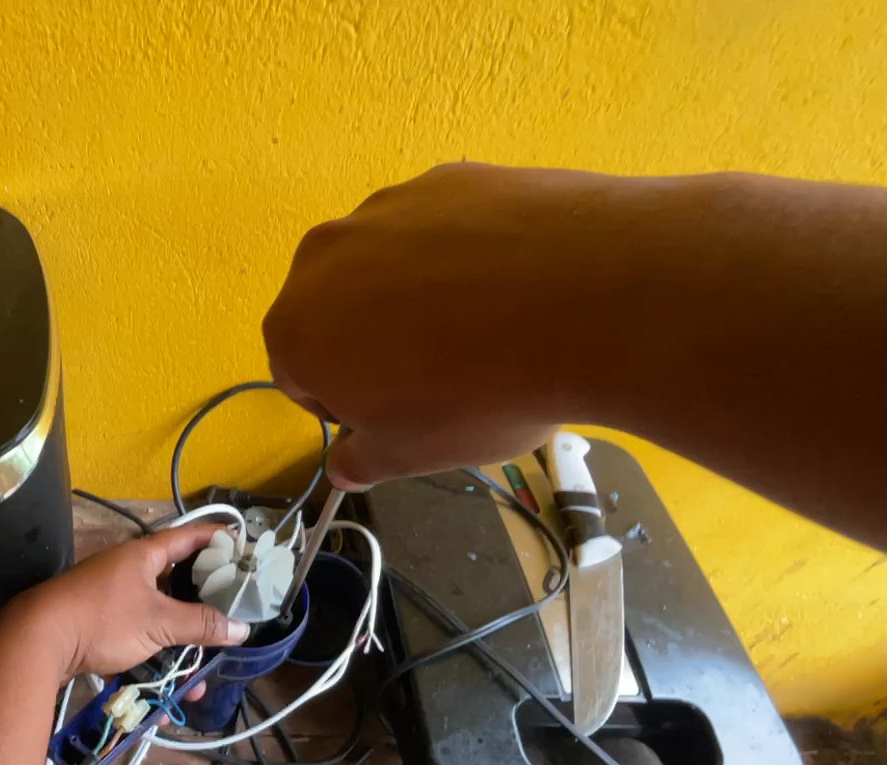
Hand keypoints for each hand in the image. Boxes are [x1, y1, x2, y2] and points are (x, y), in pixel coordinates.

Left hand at [3, 524, 250, 684]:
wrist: (40, 640)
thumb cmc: (103, 618)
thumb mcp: (158, 621)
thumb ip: (200, 624)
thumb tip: (241, 628)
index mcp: (143, 555)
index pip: (189, 537)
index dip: (217, 539)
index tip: (244, 547)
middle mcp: (128, 570)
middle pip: (176, 579)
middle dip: (203, 602)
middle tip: (230, 613)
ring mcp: (112, 597)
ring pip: (158, 614)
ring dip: (180, 639)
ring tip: (201, 667)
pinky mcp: (100, 624)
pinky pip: (137, 635)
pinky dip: (154, 654)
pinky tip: (167, 682)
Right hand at [263, 162, 681, 486]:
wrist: (593, 299)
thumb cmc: (473, 394)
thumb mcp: (408, 454)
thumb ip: (359, 462)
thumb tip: (345, 466)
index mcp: (293, 329)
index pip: (298, 378)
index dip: (342, 404)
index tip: (391, 413)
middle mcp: (321, 257)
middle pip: (332, 314)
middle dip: (366, 343)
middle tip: (432, 371)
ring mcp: (386, 207)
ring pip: (381, 267)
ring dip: (408, 296)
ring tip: (478, 324)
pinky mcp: (448, 176)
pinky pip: (435, 228)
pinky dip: (455, 254)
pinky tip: (506, 282)